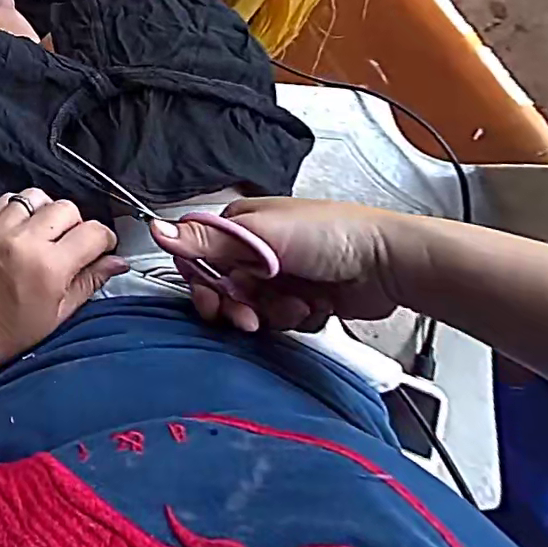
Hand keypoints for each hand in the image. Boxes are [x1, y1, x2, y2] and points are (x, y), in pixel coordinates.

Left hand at [0, 189, 127, 386]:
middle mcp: (24, 241)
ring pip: (39, 197)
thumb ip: (90, 281)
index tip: (103, 248)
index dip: (105, 240)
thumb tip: (117, 262)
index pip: (93, 233)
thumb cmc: (8, 333)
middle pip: (68, 208)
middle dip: (78, 225)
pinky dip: (21, 208)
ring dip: (48, 212)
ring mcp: (0, 230)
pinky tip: (23, 230)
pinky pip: (9, 199)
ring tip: (45, 235)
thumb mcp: (59, 314)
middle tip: (72, 246)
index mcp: (48, 267)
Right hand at [151, 197, 422, 332]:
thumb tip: (159, 230)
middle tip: (253, 315)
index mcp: (239, 226)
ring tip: (298, 303)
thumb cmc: (330, 235)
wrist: (388, 263)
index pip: (199, 259)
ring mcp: (279, 274)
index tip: (214, 301)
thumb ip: (207, 238)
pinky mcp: (299, 297)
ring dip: (273, 313)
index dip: (203, 285)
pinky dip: (294, 319)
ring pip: (252, 308)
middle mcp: (255, 250)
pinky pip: (279, 320)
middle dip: (239, 306)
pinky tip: (312, 306)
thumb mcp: (262, 236)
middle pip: (224, 289)